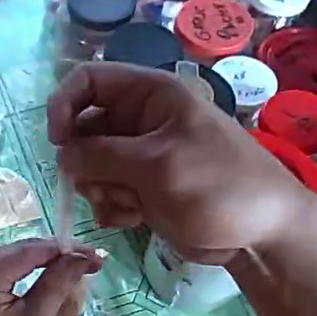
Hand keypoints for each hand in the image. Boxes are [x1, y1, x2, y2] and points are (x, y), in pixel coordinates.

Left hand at [0, 238, 102, 315]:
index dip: (66, 250)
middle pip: (22, 252)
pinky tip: (53, 282)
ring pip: (16, 262)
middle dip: (58, 256)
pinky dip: (32, 277)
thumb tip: (83, 257)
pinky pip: (8, 276)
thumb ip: (57, 284)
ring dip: (47, 266)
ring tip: (79, 271)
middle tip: (92, 263)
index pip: (29, 250)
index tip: (96, 256)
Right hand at [48, 63, 315, 263]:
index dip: (65, 105)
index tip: (57, 141)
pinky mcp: (141, 190)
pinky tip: (135, 219)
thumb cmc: (219, 186)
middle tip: (102, 185)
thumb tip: (62, 156)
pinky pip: (105, 192)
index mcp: (151, 96)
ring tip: (130, 205)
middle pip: (84, 130)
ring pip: (90, 167)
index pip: (90, 81)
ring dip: (100, 190)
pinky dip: (112, 208)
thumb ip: (103, 156)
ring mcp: (140, 158)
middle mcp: (141, 122)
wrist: (259, 234)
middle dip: (85, 162)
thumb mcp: (158, 165)